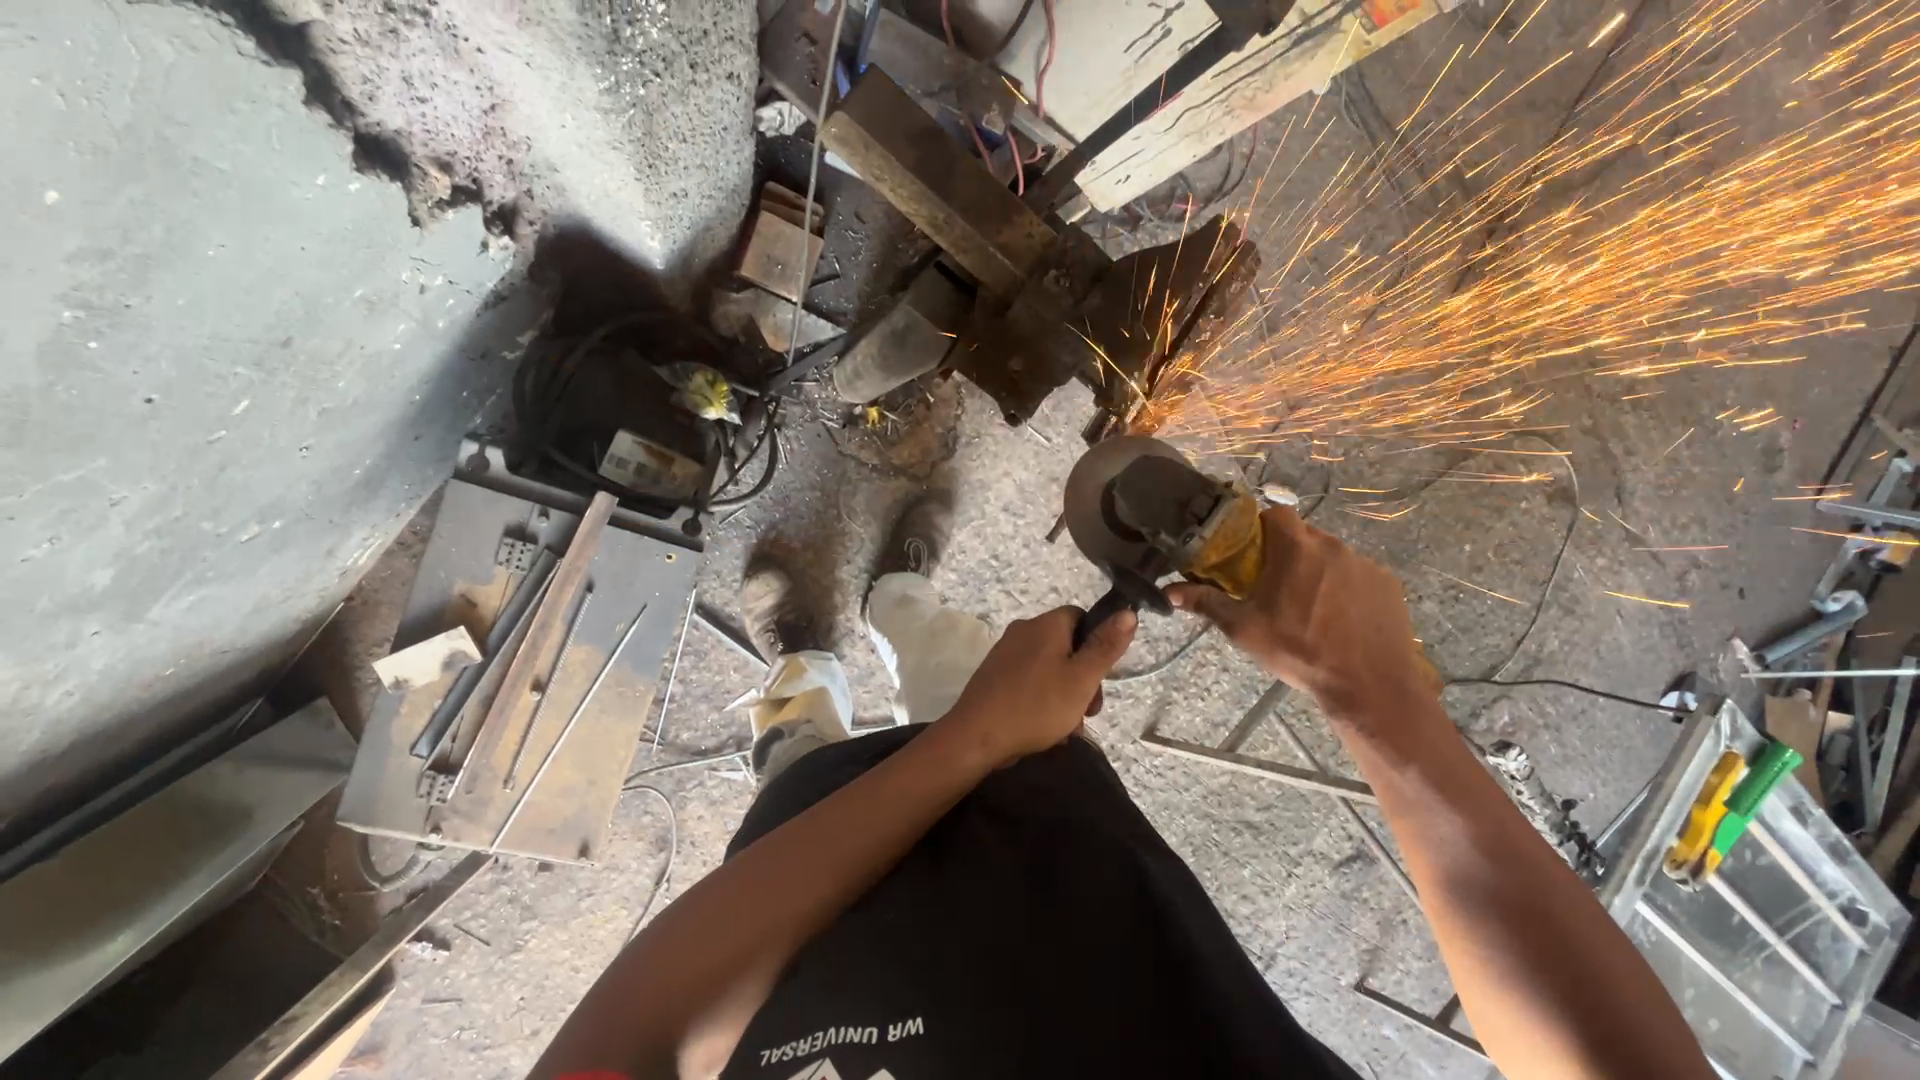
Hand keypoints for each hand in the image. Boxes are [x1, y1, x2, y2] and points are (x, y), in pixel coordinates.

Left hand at [938, 606, 1136, 767]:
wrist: (976, 736)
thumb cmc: (1037, 706)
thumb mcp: (1082, 679)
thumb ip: (1105, 646)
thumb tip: (1128, 612)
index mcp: (1045, 625)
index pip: (1081, 617)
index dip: (1097, 644)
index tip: (1101, 676)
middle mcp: (1023, 631)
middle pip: (1066, 646)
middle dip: (1083, 679)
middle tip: (1089, 711)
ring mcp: (1005, 654)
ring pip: (1049, 669)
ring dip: (1065, 696)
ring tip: (1068, 728)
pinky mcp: (994, 677)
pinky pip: (1029, 682)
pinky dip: (1042, 701)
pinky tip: (1046, 729)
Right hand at [1165, 506, 1427, 719]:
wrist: (1369, 684)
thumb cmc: (1300, 652)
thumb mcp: (1245, 629)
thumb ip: (1208, 603)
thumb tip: (1170, 591)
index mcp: (1296, 549)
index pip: (1276, 514)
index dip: (1261, 527)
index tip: (1251, 553)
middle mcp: (1333, 546)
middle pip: (1303, 536)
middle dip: (1287, 554)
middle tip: (1275, 587)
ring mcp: (1365, 564)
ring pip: (1331, 557)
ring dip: (1317, 572)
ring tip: (1310, 608)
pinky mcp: (1388, 584)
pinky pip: (1358, 575)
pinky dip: (1345, 589)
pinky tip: (1341, 619)